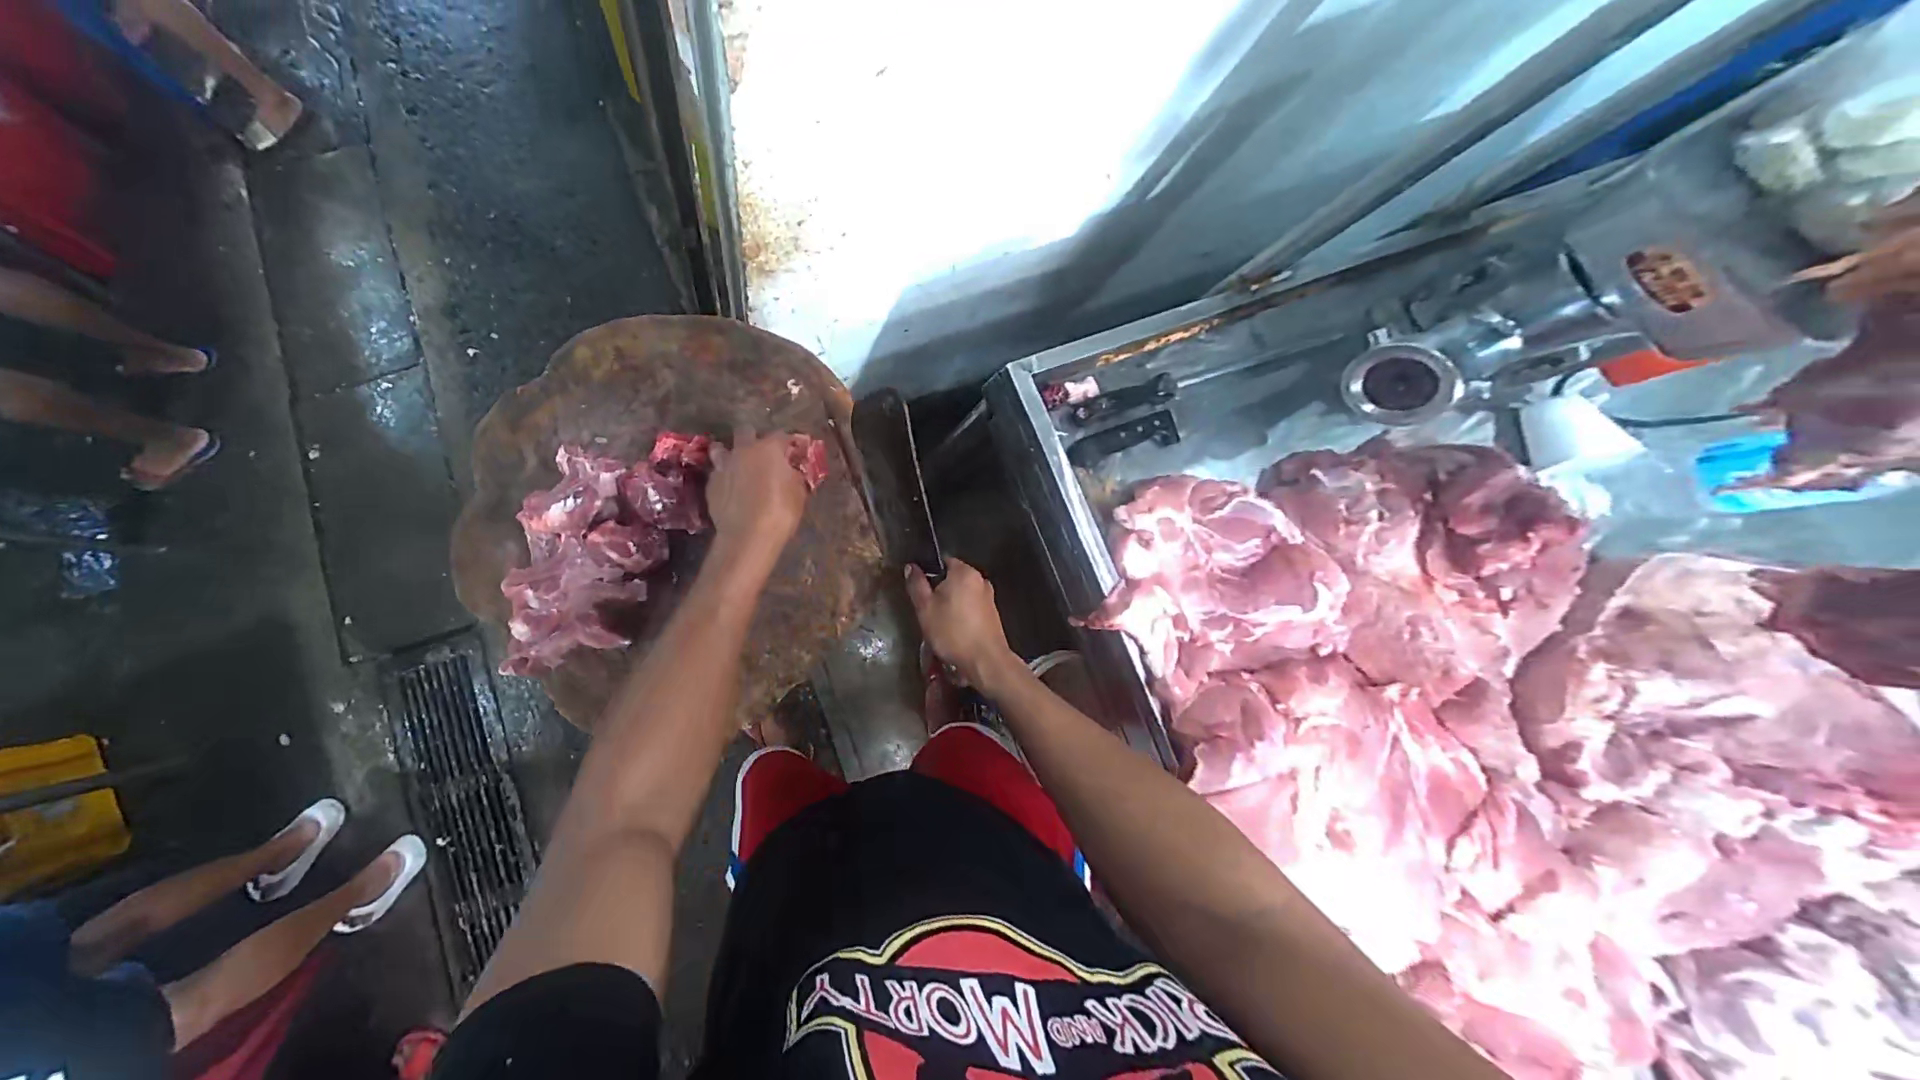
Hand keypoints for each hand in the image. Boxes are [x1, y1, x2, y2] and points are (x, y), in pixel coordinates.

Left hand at [707, 427, 810, 563]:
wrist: (747, 536)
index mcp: (769, 448)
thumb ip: (793, 475)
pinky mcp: (711, 483)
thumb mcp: (799, 492)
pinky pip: (718, 472)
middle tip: (763, 455)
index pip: (781, 435)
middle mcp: (743, 450)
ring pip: (722, 448)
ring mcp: (723, 465)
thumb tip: (789, 470)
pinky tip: (731, 489)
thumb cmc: (781, 512)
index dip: (788, 444)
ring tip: (739, 467)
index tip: (793, 453)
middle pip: (746, 431)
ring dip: (731, 453)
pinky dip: (725, 477)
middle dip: (754, 438)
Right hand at [904, 558, 1015, 687]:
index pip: (943, 561)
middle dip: (939, 592)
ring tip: (939, 625)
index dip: (929, 573)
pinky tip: (954, 633)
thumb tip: (911, 567)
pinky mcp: (993, 615)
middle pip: (953, 579)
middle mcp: (981, 580)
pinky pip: (971, 609)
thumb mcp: (925, 608)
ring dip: (950, 606)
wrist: (985, 661)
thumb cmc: (952, 632)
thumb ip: (916, 585)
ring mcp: (989, 598)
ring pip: (962, 596)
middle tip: (927, 611)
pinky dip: (962, 617)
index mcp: (964, 572)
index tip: (920, 591)